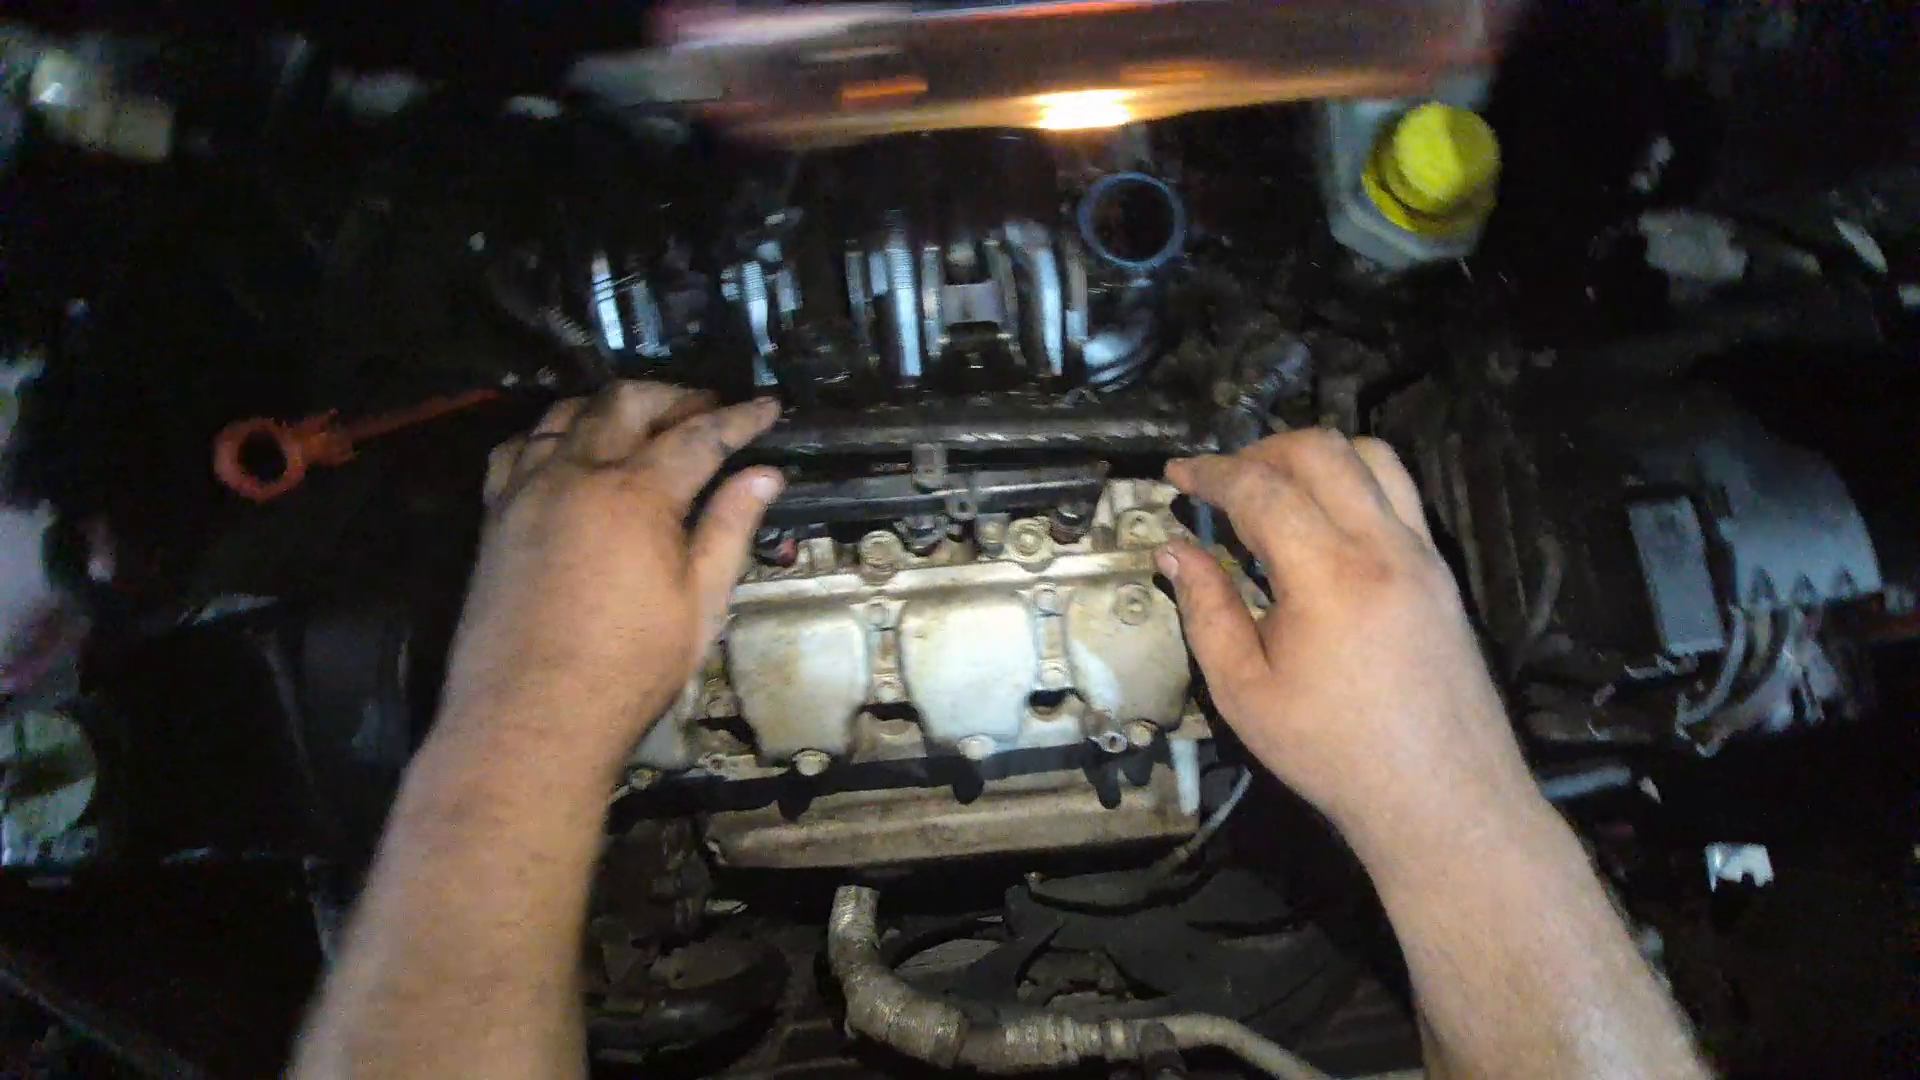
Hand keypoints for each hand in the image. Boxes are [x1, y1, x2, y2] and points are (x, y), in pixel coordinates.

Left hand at [435, 382, 783, 765]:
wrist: (532, 717)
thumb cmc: (632, 664)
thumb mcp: (702, 600)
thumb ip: (730, 527)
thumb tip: (766, 474)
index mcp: (635, 495)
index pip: (699, 436)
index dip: (740, 418)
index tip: (769, 405)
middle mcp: (576, 474)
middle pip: (626, 403)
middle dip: (675, 396)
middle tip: (711, 409)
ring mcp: (526, 490)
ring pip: (567, 414)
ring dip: (613, 406)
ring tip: (647, 421)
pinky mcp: (496, 514)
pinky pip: (521, 448)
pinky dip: (555, 434)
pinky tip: (573, 452)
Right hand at [1156, 430, 1542, 856]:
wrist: (1444, 800)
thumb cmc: (1331, 750)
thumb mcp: (1242, 689)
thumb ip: (1205, 608)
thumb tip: (1175, 551)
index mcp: (1330, 576)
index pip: (1263, 490)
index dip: (1212, 473)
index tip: (1177, 475)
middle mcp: (1385, 547)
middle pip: (1321, 451)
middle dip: (1258, 450)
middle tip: (1219, 481)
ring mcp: (1423, 554)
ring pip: (1372, 457)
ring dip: (1311, 457)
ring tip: (1270, 488)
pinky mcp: (1440, 572)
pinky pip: (1397, 492)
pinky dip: (1349, 481)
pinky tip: (1319, 524)